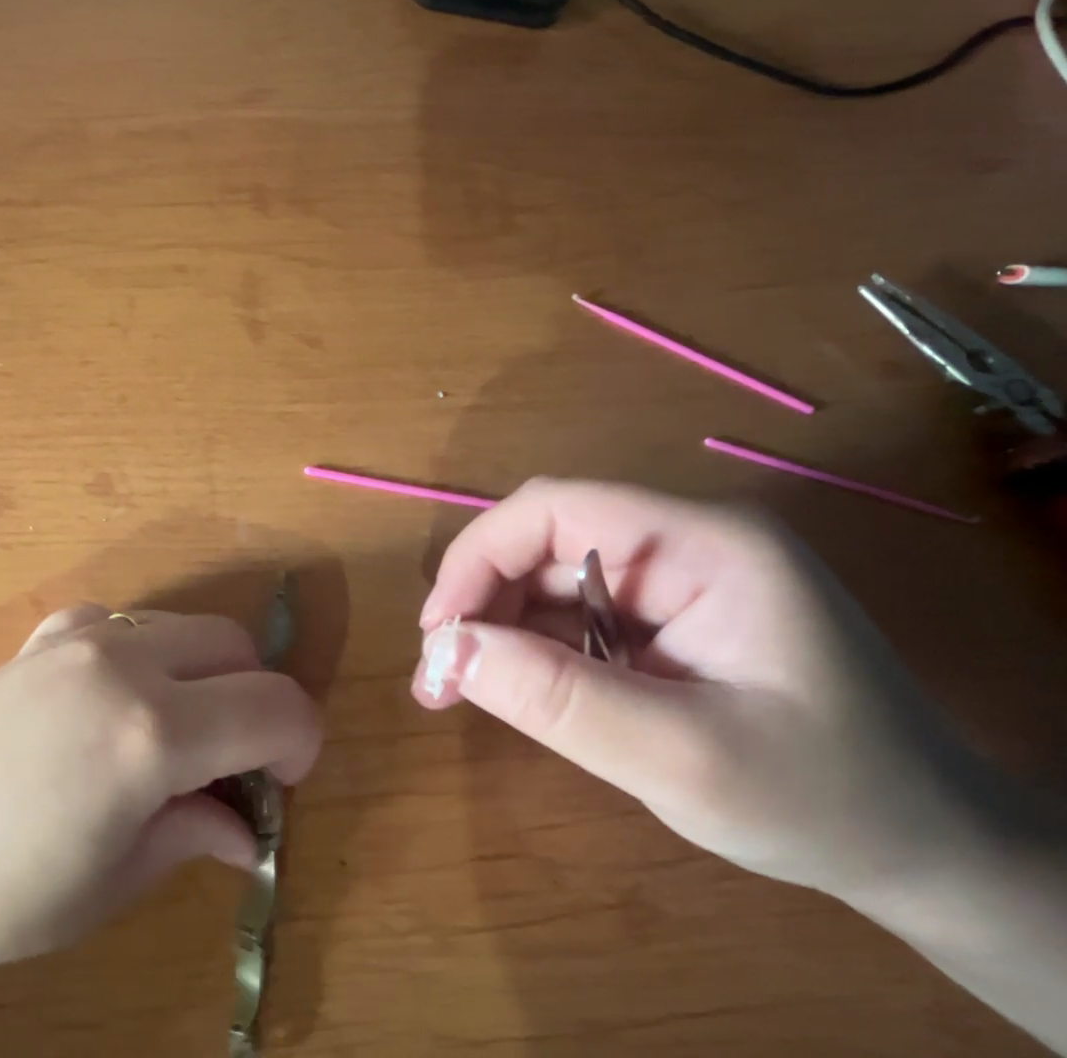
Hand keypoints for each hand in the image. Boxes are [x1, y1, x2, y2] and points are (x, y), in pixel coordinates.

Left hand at [0, 604, 321, 991]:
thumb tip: (242, 826)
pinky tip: (108, 706)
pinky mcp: (36, 639)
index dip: (299, 750)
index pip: (279, 707)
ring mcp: (74, 640)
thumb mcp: (110, 883)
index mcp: (155, 731)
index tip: (277, 793)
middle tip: (229, 771)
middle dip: (254, 704)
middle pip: (238, 648)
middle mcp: (124, 662)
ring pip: (182, 628)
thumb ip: (191, 835)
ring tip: (169, 743)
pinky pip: (118, 623)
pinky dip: (142, 655)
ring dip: (202, 676)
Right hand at [411, 478, 1020, 904]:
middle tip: (439, 681)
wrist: (930, 857)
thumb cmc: (822, 800)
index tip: (437, 635)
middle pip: (545, 544)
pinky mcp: (670, 625)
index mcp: (706, 546)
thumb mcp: (679, 756)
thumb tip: (440, 648)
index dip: (477, 558)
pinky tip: (513, 693)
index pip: (554, 509)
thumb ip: (555, 697)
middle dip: (480, 604)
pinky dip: (531, 653)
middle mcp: (688, 547)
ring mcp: (680, 585)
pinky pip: (577, 621)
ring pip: (552, 583)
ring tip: (458, 693)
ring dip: (497, 632)